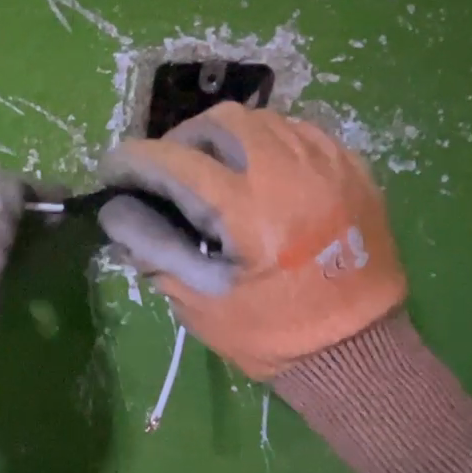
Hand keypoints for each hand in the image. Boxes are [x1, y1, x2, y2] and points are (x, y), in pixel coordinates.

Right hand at [101, 104, 471, 472]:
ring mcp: (327, 164)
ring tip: (211, 172)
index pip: (173, 160)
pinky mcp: (353, 170)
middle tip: (168, 173)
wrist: (360, 353)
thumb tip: (115, 210)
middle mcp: (289, 170)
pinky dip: (267, 143)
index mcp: (247, 208)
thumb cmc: (271, 334)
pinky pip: (299, 131)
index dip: (132, 161)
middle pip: (219, 122)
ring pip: (261, 119)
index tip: (112, 172)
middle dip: (181, 140)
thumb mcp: (200, 299)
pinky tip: (259, 175)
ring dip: (224, 139)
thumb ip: (154, 247)